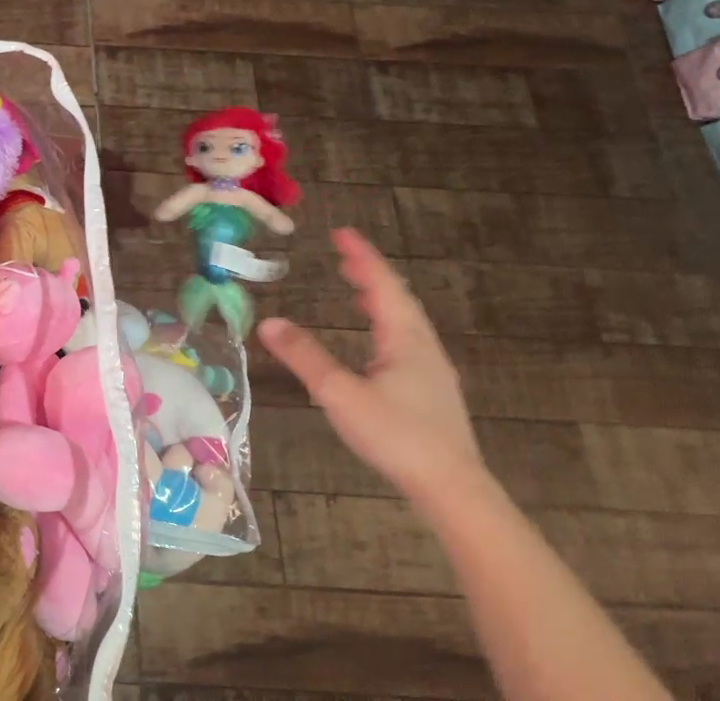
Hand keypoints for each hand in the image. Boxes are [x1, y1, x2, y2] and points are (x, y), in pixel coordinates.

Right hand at [258, 228, 482, 502]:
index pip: (383, 286)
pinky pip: (405, 342)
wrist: (451, 487)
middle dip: (370, 276)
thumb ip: (304, 356)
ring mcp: (431, 372)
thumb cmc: (396, 435)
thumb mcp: (339, 393)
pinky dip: (384, 325)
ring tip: (356, 290)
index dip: (362, 258)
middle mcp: (423, 349)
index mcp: (405, 340)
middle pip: (398, 301)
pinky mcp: (430, 393)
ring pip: (404, 323)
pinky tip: (373, 343)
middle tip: (344, 256)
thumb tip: (268, 321)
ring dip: (379, 300)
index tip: (342, 233)